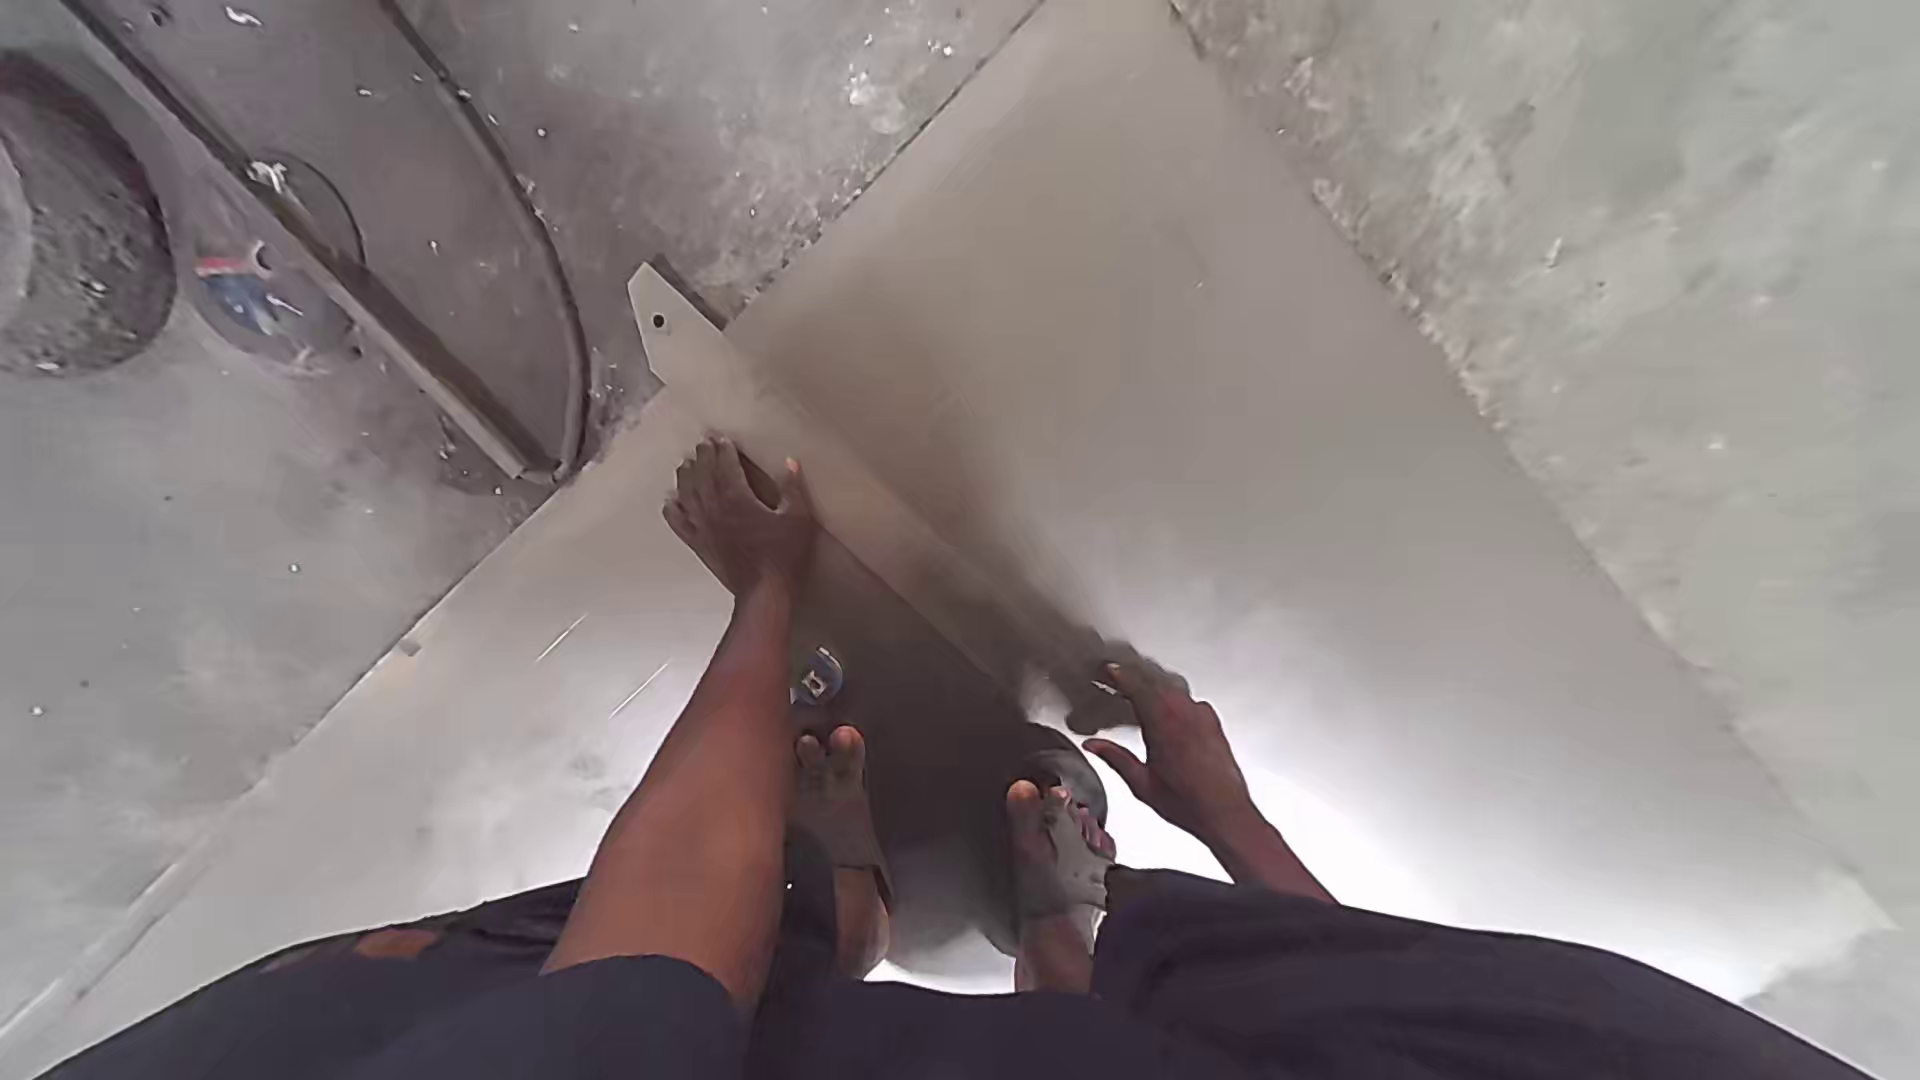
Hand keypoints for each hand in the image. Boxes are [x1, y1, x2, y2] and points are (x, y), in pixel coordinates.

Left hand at [663, 436, 816, 595]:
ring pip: (687, 494)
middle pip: (703, 476)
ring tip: (686, 464)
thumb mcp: (799, 519)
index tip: (722, 439)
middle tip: (703, 444)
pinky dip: (672, 510)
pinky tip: (670, 501)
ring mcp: (703, 527)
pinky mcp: (699, 545)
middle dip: (703, 457)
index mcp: (738, 498)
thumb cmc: (784, 555)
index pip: (726, 466)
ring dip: (686, 476)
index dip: (724, 451)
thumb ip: (792, 489)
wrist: (764, 592)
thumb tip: (790, 463)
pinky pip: (679, 523)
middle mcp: (714, 508)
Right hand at [1084, 661, 1257, 845]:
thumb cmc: (1189, 803)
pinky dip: (1175, 697)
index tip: (1108, 670)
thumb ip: (1115, 758)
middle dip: (1133, 677)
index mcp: (1163, 724)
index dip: (1120, 676)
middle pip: (1154, 682)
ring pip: (1173, 687)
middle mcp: (1184, 715)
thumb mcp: (1142, 784)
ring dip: (1154, 685)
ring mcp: (1201, 717)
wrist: (1226, 815)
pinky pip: (1190, 699)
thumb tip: (1093, 745)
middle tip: (1117, 678)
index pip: (1137, 687)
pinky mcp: (1213, 724)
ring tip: (1139, 690)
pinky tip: (1170, 707)